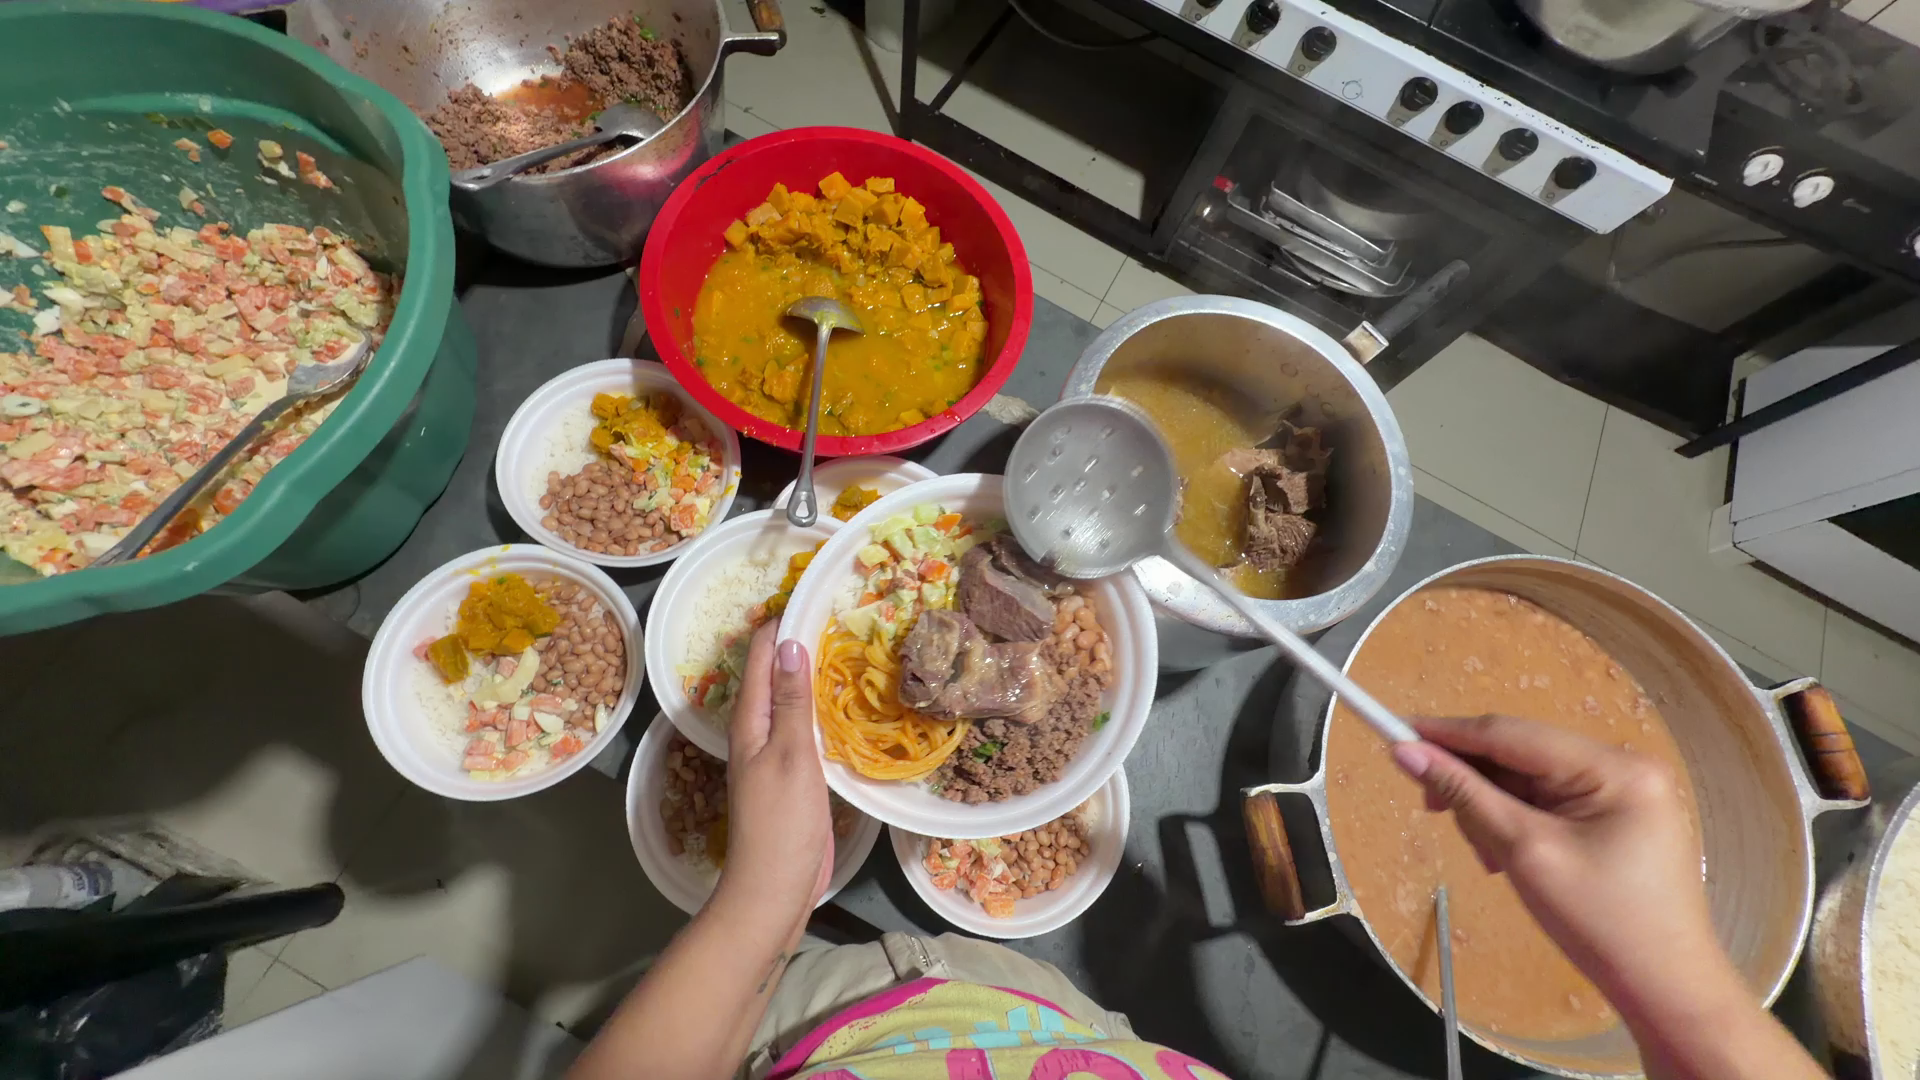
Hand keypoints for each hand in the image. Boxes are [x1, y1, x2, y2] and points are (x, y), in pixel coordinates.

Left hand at [712, 623, 832, 937]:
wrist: (774, 889)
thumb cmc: (782, 821)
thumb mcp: (791, 754)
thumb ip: (792, 700)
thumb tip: (789, 642)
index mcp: (749, 720)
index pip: (760, 655)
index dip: (781, 623)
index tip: (814, 596)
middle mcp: (756, 729)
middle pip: (772, 672)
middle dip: (797, 641)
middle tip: (838, 614)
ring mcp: (773, 751)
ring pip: (788, 696)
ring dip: (809, 670)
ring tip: (844, 644)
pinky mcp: (791, 770)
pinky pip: (802, 722)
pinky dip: (818, 702)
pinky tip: (841, 700)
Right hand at [1389, 714, 1717, 1007]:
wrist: (1665, 991)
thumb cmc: (1599, 920)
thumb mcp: (1521, 849)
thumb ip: (1462, 792)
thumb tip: (1402, 751)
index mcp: (1613, 769)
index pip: (1508, 734)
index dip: (1445, 733)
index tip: (1392, 732)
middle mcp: (1618, 766)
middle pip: (1512, 753)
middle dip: (1468, 781)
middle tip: (1431, 808)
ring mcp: (1615, 789)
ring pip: (1517, 776)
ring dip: (1486, 806)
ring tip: (1486, 852)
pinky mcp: (1606, 812)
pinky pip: (1536, 796)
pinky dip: (1507, 818)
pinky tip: (1502, 851)